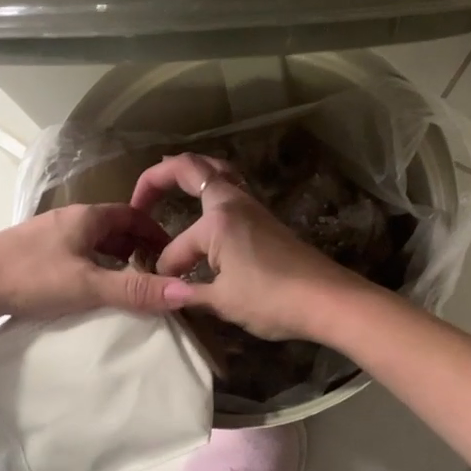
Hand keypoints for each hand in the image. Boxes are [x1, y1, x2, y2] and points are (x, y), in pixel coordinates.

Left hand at [0, 203, 194, 329]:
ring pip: (93, 244)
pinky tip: (90, 293)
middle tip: (154, 277)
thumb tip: (187, 292)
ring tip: (128, 288)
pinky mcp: (33, 256)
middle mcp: (69, 220)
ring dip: (113, 261)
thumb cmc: (31, 278)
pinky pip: (75, 256)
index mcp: (86, 217)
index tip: (174, 257)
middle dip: (137, 250)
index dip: (156, 233)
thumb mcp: (88, 286)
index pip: (133, 216)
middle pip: (114, 229)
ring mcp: (48, 237)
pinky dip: (91, 269)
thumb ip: (136, 291)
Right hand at [131, 153, 375, 341]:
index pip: (177, 246)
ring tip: (170, 187)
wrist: (329, 301)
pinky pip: (231, 192)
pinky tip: (204, 214)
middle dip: (161, 175)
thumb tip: (168, 293)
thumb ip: (190, 294)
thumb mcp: (223, 302)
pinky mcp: (266, 221)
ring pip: (218, 174)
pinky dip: (210, 192)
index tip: (165, 291)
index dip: (166, 271)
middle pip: (194, 168)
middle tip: (140, 195)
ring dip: (192, 176)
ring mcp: (253, 208)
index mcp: (217, 220)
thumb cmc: (273, 299)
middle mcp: (234, 203)